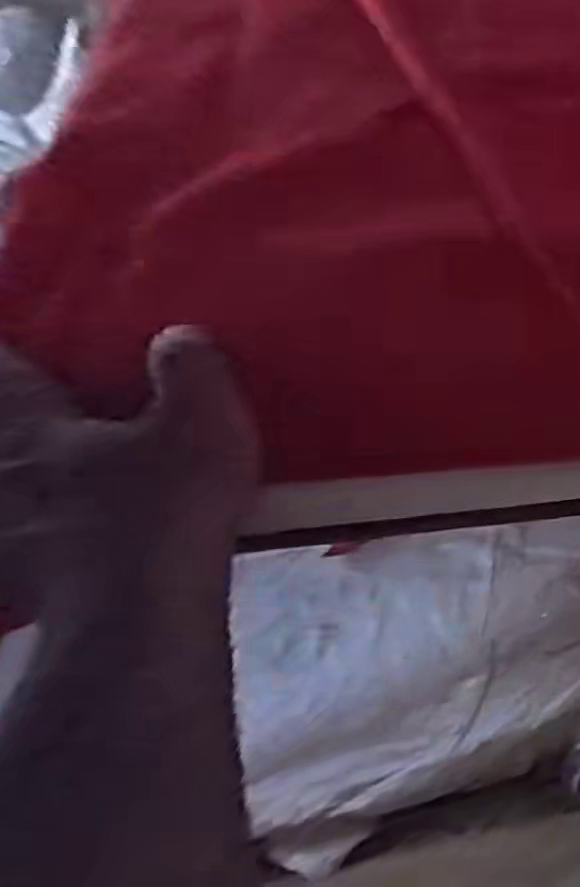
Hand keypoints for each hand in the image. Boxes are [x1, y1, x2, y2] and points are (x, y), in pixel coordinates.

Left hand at [0, 327, 258, 625]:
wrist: (134, 600)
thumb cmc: (169, 500)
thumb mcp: (205, 425)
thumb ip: (192, 374)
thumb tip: (175, 333)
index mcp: (29, 427)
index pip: (1, 370)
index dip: (10, 348)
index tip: (23, 334)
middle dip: (14, 410)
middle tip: (44, 405)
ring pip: (0, 479)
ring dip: (19, 467)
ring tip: (54, 465)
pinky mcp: (9, 561)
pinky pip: (12, 526)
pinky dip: (25, 518)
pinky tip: (50, 523)